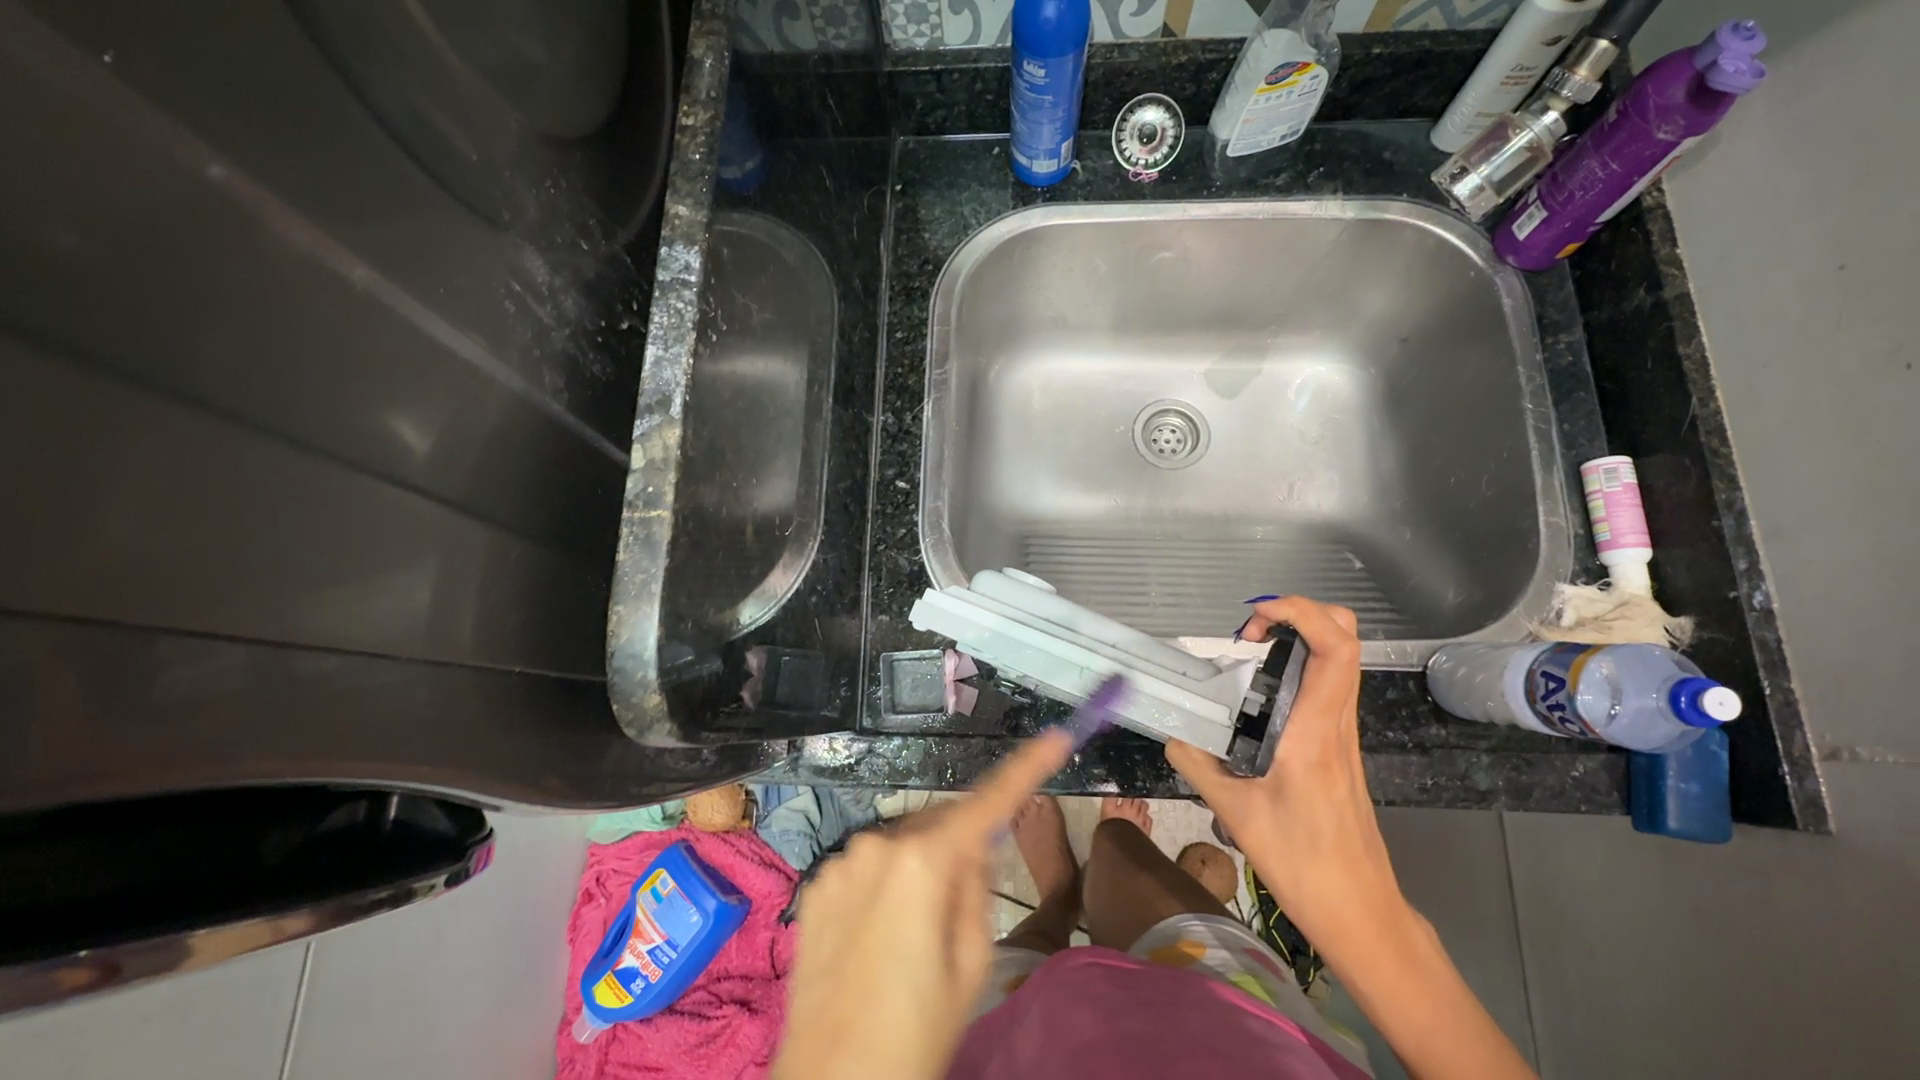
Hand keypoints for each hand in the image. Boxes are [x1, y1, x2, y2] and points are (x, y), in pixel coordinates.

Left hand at [773, 731, 1073, 1079]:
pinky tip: (876, 941)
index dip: (1025, 769)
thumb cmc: (916, 1033)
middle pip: (939, 828)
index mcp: (923, 863)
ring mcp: (839, 864)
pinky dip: (884, 888)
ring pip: (901, 850)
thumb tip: (974, 848)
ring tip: (913, 942)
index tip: (1055, 737)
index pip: (986, 803)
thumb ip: (977, 890)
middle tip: (961, 918)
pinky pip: (867, 871)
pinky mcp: (815, 888)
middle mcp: (877, 845)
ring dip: (919, 871)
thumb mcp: (971, 966)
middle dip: (959, 850)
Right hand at [1165, 597, 1405, 949]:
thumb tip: (1173, 736)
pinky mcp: (1340, 749)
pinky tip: (1260, 699)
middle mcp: (1337, 723)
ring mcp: (1343, 735)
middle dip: (1301, 614)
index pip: (1336, 648)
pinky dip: (1300, 670)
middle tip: (1252, 633)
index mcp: (1316, 732)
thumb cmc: (1301, 863)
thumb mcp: (1236, 814)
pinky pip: (1328, 688)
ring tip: (1249, 657)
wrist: (1357, 908)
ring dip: (1300, 639)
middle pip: (1348, 639)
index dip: (1301, 612)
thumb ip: (1199, 766)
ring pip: (1341, 661)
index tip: (1257, 616)